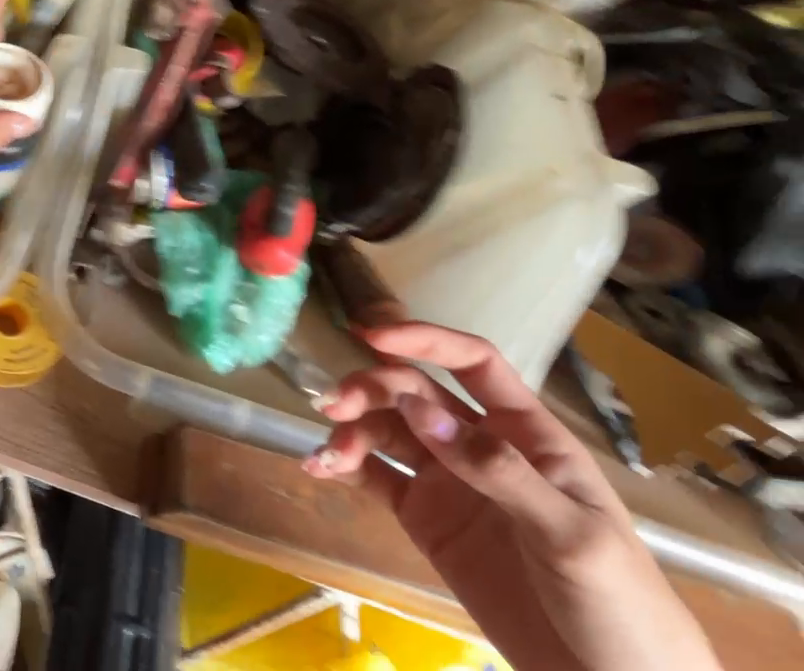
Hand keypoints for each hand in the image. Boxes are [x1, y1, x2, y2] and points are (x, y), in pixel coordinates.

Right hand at [304, 323, 719, 670]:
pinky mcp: (422, 516)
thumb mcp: (569, 536)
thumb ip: (495, 469)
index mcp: (527, 437)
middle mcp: (479, 446)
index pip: (474, 366)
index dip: (425, 340)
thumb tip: (418, 409)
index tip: (371, 333)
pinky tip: (319, 468)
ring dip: (350, 429)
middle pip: (413, 393)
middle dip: (369, 389)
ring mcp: (447, 481)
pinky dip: (342, 464)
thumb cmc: (616, 601)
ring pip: (385, 430)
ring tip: (329, 453)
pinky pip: (373, 475)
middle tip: (331, 405)